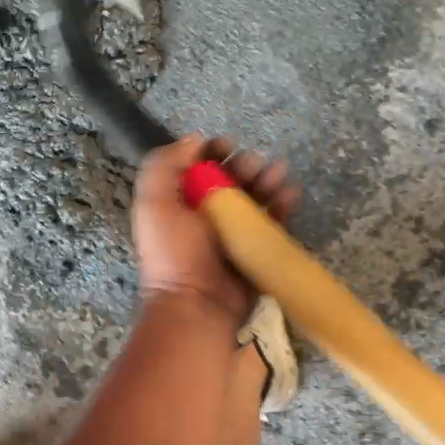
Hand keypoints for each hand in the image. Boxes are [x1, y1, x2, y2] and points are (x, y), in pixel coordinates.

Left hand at [131, 135, 300, 321]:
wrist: (196, 305)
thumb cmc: (173, 253)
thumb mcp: (153, 203)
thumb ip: (165, 165)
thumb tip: (195, 140)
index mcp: (181, 202)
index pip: (201, 167)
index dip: (214, 152)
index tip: (226, 146)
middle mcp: (209, 217)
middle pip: (234, 179)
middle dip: (246, 165)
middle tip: (255, 165)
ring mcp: (236, 235)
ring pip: (258, 198)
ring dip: (269, 180)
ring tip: (278, 174)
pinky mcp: (259, 252)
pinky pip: (275, 223)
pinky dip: (284, 206)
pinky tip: (290, 194)